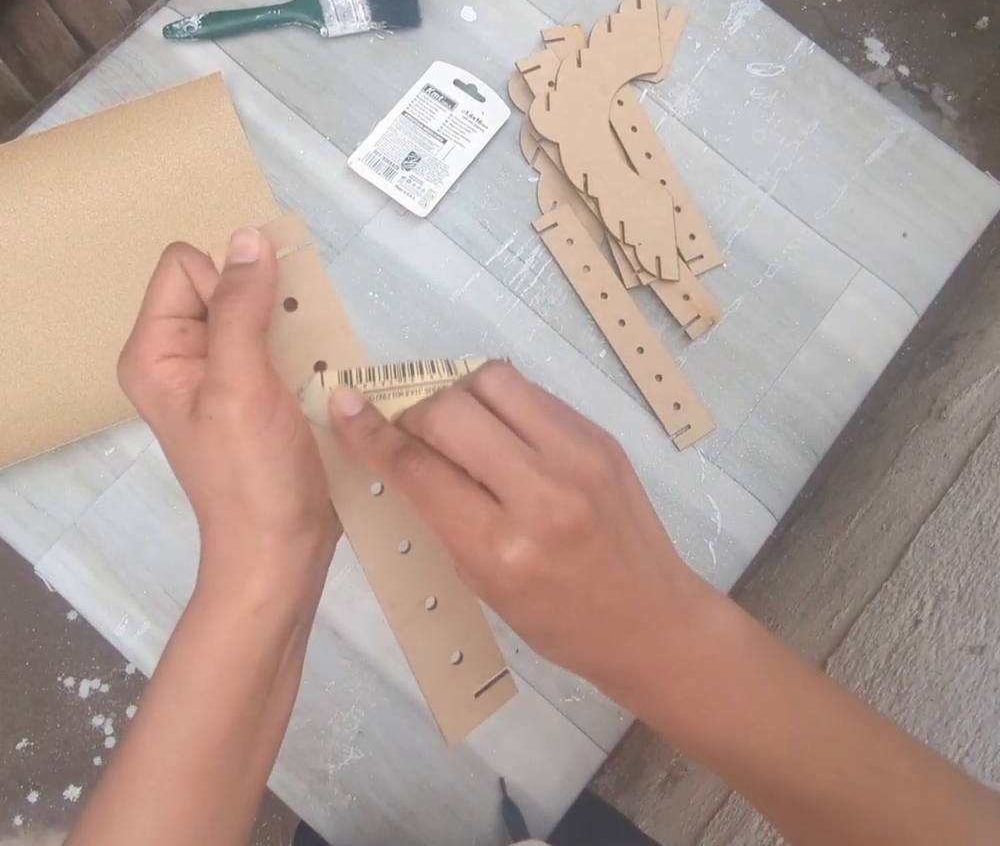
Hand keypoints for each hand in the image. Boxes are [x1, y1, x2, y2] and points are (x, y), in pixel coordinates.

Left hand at [118, 227, 337, 584]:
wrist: (281, 548)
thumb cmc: (251, 473)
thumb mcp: (239, 385)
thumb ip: (240, 308)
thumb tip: (248, 236)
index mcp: (155, 350)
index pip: (186, 267)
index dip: (227, 284)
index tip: (256, 330)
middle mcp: (181, 355)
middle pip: (222, 283)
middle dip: (263, 303)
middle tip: (283, 351)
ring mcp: (220, 373)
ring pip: (257, 309)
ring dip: (288, 325)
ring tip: (301, 368)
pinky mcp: (254, 389)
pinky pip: (276, 340)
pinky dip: (299, 347)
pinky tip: (313, 377)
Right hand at [328, 361, 718, 697]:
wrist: (654, 619)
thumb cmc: (558, 619)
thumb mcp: (483, 581)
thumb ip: (442, 509)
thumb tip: (402, 445)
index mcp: (502, 548)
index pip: (419, 470)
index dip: (372, 433)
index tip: (345, 405)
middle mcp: (541, 492)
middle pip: (450, 411)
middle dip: (416, 413)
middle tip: (415, 433)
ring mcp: (578, 454)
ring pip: (491, 381)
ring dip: (458, 394)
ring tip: (459, 425)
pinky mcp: (599, 432)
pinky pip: (530, 391)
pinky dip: (499, 401)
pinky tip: (500, 429)